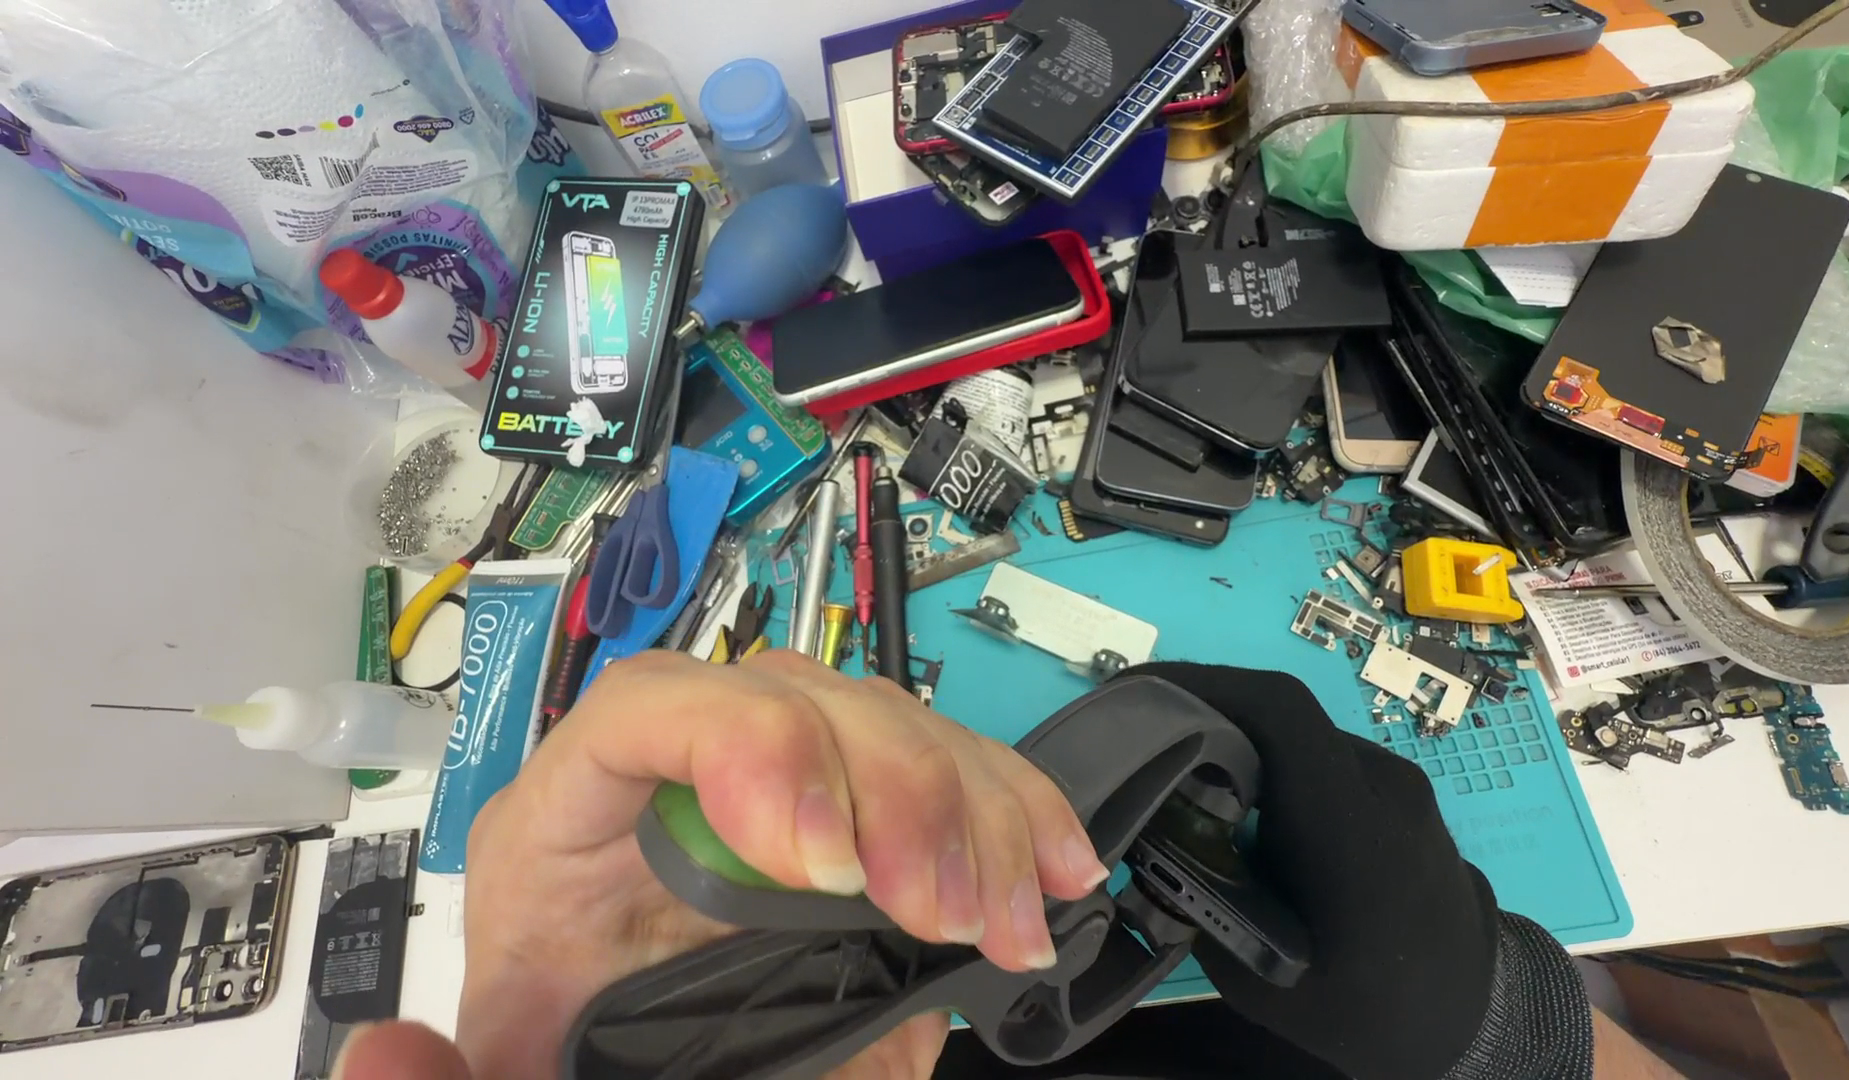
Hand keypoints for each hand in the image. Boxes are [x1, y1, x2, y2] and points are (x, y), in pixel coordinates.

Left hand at [339, 649, 1108, 1079]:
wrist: (684, 1057)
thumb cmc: (592, 1044)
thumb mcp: (525, 1077)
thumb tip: (385, 1067)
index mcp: (586, 810)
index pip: (652, 706)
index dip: (751, 748)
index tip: (826, 867)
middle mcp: (701, 762)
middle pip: (803, 696)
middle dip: (890, 786)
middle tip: (937, 906)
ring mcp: (806, 766)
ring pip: (898, 717)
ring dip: (972, 807)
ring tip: (1005, 917)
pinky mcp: (884, 798)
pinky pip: (964, 762)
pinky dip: (1021, 807)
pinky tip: (1061, 867)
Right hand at [1124, 664, 1503, 1079]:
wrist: (1484, 1021)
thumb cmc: (1374, 1010)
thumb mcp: (1263, 981)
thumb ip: (1198, 903)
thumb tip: (1145, 843)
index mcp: (1350, 826)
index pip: (1279, 711)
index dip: (1202, 684)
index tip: (1139, 694)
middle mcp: (1377, 783)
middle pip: (1274, 711)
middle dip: (1195, 707)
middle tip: (1136, 735)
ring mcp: (1389, 778)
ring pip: (1289, 729)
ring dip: (1227, 733)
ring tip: (1175, 769)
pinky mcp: (1387, 786)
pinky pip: (1308, 751)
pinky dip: (1258, 757)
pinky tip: (1232, 799)